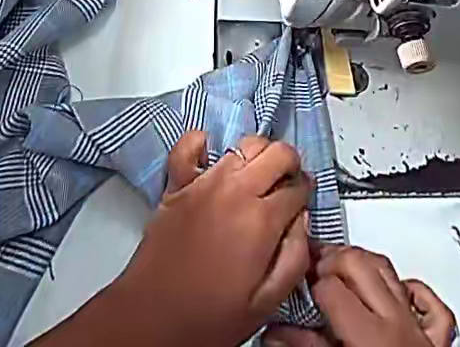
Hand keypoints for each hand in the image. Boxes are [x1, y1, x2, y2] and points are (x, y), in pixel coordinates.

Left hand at [93, 131, 311, 345]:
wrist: (155, 316)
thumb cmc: (211, 316)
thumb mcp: (266, 302)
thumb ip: (294, 258)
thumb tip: (301, 222)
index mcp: (261, 221)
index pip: (297, 188)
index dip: (304, 192)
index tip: (301, 200)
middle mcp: (235, 190)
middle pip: (276, 152)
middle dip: (288, 163)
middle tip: (286, 181)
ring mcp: (205, 181)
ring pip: (243, 143)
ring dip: (257, 153)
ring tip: (257, 174)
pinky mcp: (177, 181)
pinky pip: (189, 144)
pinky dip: (202, 143)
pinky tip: (211, 156)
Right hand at [301, 246, 453, 346]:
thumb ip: (307, 346)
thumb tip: (278, 330)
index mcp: (371, 336)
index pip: (329, 285)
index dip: (308, 280)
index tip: (297, 282)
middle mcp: (399, 324)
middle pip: (357, 264)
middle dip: (330, 260)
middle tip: (312, 268)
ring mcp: (421, 330)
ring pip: (388, 270)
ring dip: (361, 263)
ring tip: (341, 268)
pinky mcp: (439, 341)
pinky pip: (430, 302)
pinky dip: (410, 288)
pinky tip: (395, 288)